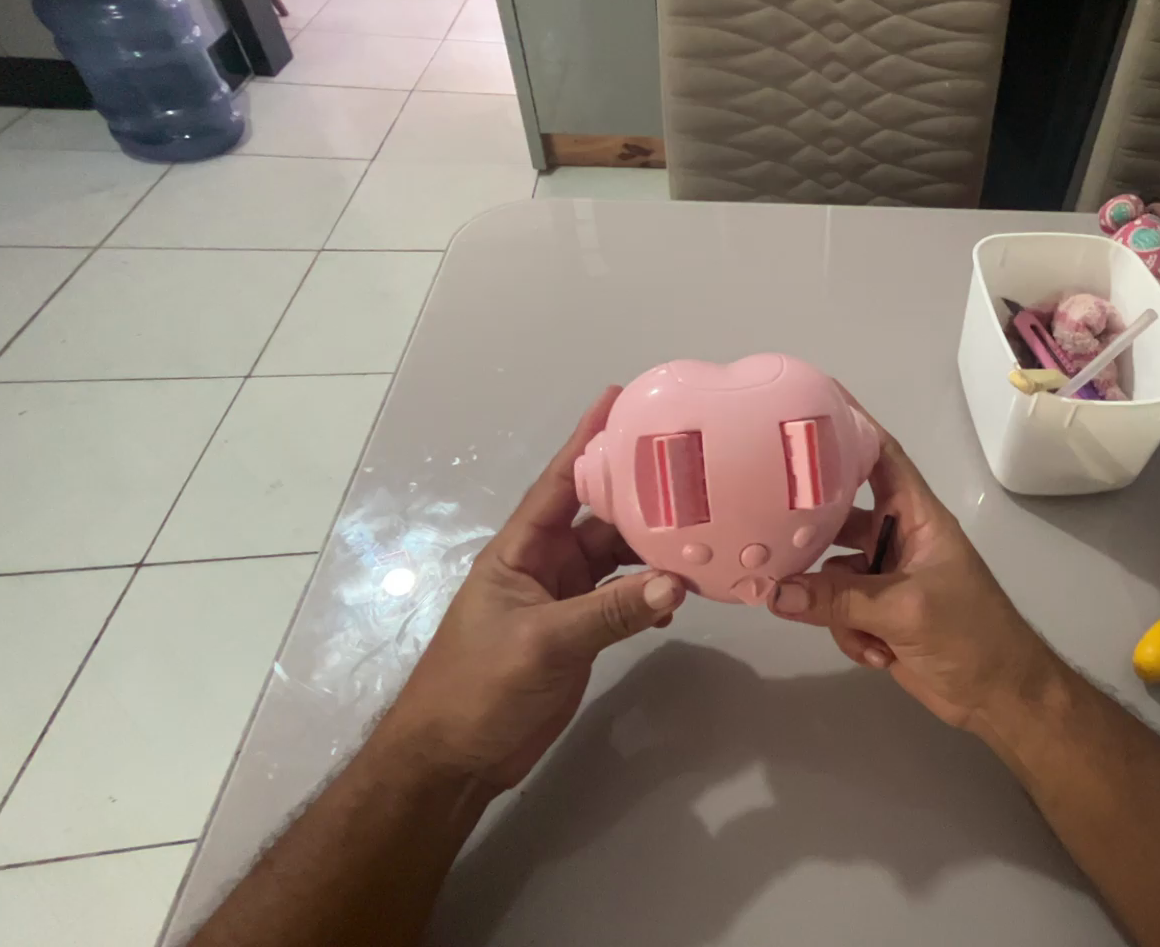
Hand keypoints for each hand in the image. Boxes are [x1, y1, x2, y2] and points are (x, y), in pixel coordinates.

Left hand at [375, 386, 685, 789]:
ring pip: (621, 556)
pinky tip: (684, 591)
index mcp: (522, 549)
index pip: (560, 482)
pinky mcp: (584, 627)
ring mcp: (567, 596)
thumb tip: (676, 583)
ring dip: (656, 547)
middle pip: (603, 515)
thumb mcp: (543, 644)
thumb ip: (609, 612)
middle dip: (643, 492)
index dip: (588, 439)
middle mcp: (547, 562)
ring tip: (704, 530)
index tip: (620, 399)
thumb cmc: (477, 688)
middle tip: (692, 465)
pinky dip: (654, 591)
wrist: (456, 760)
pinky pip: (628, 595)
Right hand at [767, 418, 1062, 739]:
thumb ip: (840, 599)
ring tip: (853, 626)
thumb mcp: (907, 609)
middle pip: (840, 516)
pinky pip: (838, 610)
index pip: (882, 457)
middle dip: (812, 532)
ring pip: (831, 572)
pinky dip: (850, 633)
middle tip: (769, 531)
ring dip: (833, 603)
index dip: (851, 426)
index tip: (810, 401)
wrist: (997, 696)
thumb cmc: (970, 633)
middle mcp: (896, 538)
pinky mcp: (876, 614)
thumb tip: (774, 591)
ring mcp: (885, 577)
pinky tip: (877, 654)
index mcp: (916, 516)